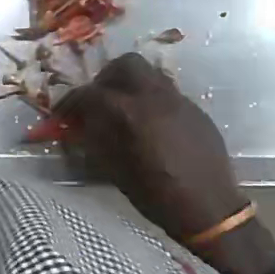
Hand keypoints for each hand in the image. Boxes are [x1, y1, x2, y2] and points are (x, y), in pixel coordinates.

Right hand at [54, 53, 243, 245]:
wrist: (210, 209)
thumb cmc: (157, 195)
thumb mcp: (115, 169)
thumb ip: (96, 138)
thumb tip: (81, 123)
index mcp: (132, 112)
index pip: (92, 93)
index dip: (72, 101)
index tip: (64, 113)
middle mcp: (156, 97)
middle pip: (127, 64)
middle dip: (107, 77)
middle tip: (99, 98)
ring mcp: (180, 101)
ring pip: (150, 74)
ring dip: (132, 84)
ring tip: (124, 109)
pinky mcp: (196, 110)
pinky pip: (168, 93)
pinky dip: (152, 100)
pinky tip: (150, 125)